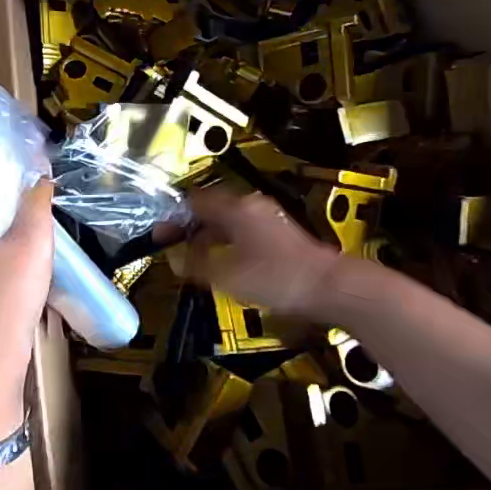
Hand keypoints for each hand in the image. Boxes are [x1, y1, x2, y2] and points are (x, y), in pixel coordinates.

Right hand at [169, 188, 387, 319]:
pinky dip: (226, 240)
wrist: (331, 287)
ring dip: (207, 234)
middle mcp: (251, 206)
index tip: (160, 233)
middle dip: (188, 225)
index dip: (173, 217)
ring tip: (193, 255)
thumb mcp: (226, 275)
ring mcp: (267, 217)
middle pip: (210, 208)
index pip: (193, 201)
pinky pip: (241, 229)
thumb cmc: (279, 278)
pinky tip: (222, 259)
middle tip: (172, 243)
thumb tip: (175, 259)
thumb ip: (195, 265)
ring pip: (226, 219)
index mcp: (235, 209)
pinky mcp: (279, 232)